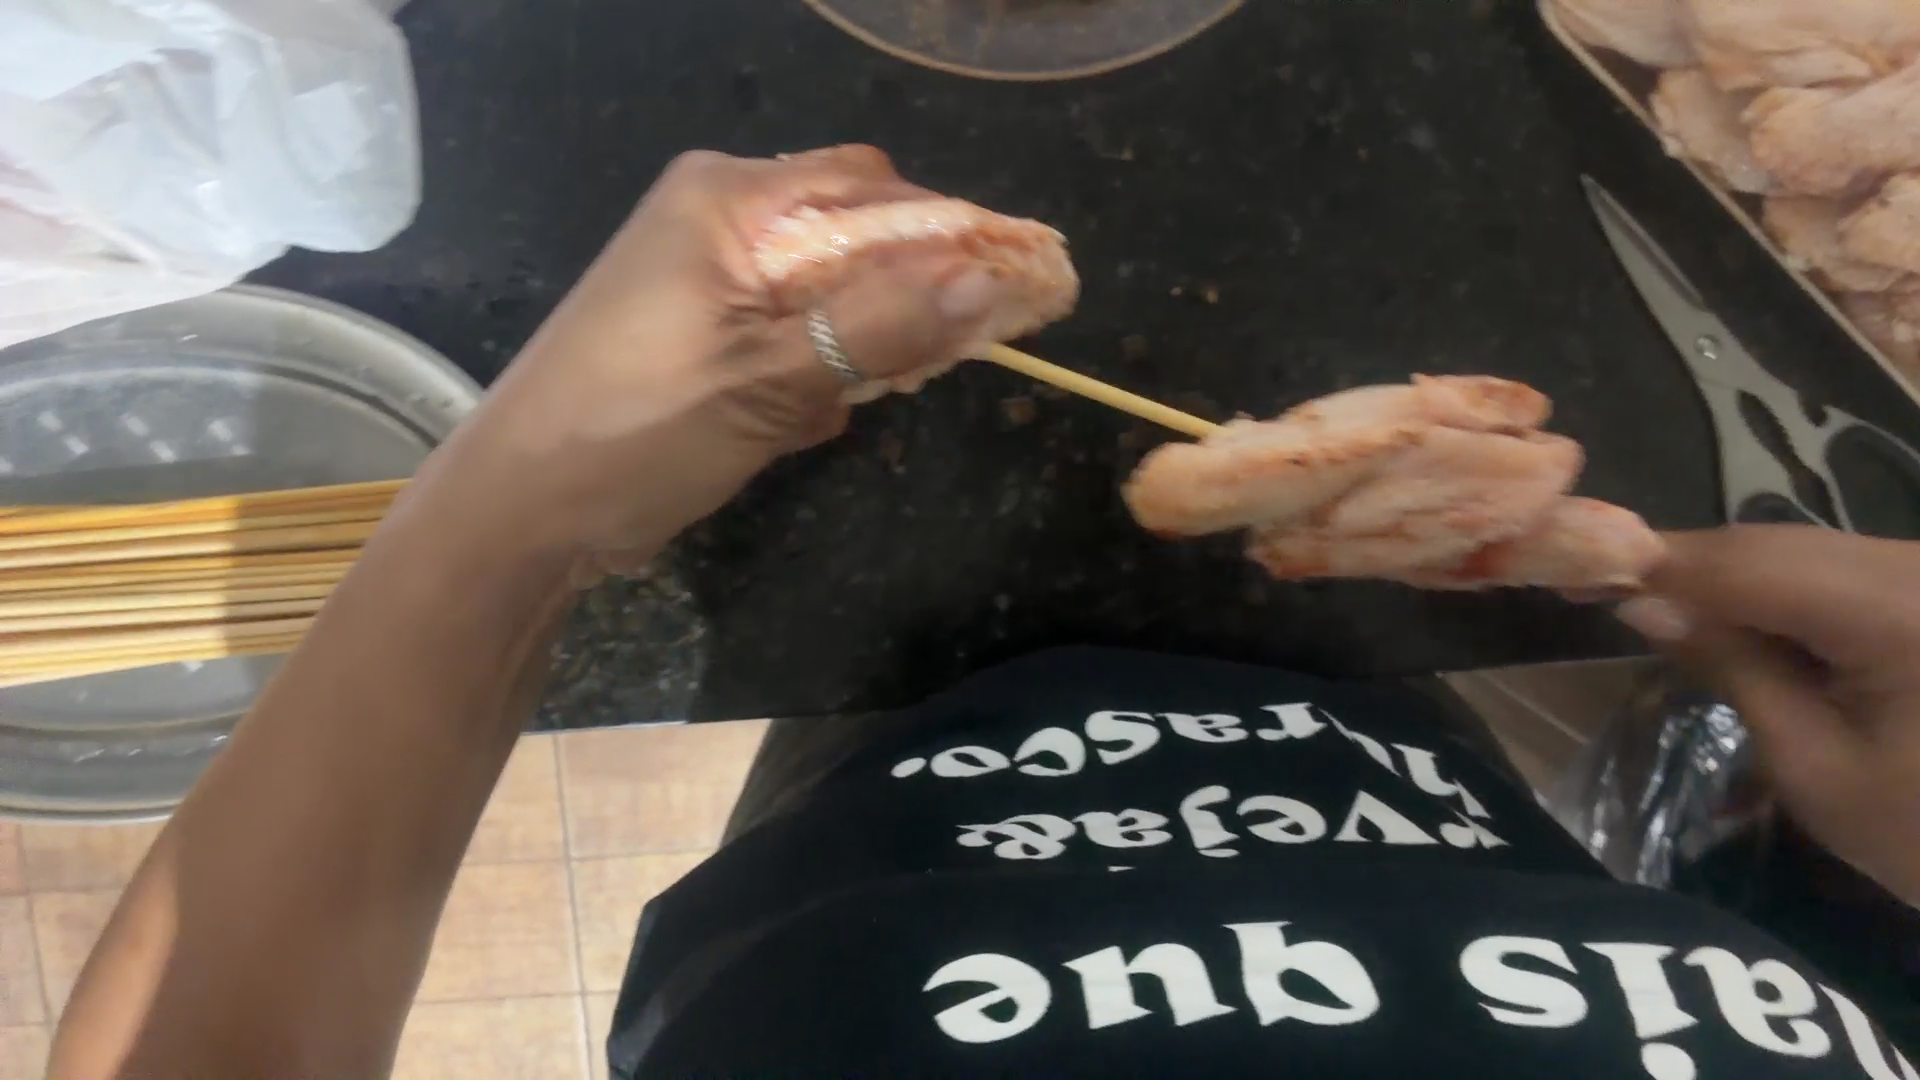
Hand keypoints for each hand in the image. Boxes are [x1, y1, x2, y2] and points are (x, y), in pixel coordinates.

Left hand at [412, 145, 1002, 577]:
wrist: (531, 510)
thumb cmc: (638, 431)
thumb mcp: (771, 379)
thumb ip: (880, 326)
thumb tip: (988, 282)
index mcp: (729, 203)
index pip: (871, 190)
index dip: (950, 233)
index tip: (1015, 280)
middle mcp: (724, 226)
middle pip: (855, 238)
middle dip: (907, 297)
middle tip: (953, 351)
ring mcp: (715, 285)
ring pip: (831, 296)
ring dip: (862, 346)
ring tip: (859, 399)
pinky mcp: (713, 340)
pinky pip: (797, 339)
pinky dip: (820, 376)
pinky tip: (811, 420)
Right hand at [1617, 527, 1919, 904]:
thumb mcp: (1820, 771)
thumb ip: (1733, 670)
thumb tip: (1641, 603)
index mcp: (1911, 617)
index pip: (1742, 563)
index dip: (1644, 561)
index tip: (1566, 571)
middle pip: (1776, 544)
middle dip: (1680, 565)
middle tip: (1600, 589)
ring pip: (1812, 550)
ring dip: (1728, 577)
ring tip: (1661, 606)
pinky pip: (1853, 572)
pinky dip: (1782, 591)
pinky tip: (1746, 621)